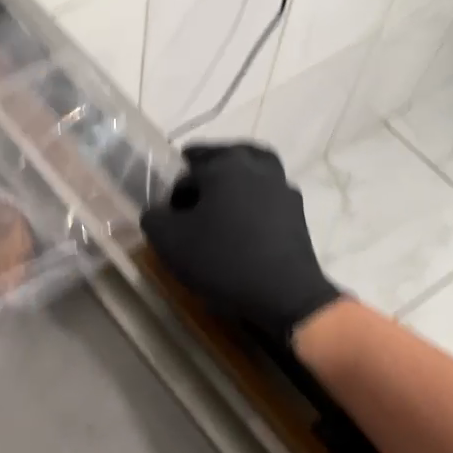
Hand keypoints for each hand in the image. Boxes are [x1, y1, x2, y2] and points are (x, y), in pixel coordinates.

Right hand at [141, 144, 341, 340]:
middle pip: (225, 159)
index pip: (187, 172)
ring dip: (234, 183)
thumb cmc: (222, 260)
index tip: (169, 216)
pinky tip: (243, 226)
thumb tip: (158, 212)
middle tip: (192, 195)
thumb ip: (154, 218)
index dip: (173, 194)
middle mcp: (256, 167)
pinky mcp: (297, 213)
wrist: (284, 294)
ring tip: (219, 206)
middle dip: (206, 172)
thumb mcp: (169, 241)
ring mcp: (282, 188)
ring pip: (252, 173)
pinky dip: (253, 203)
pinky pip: (267, 197)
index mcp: (224, 165)